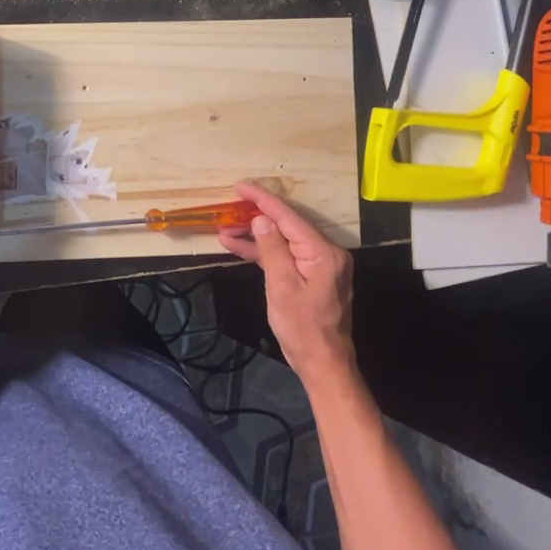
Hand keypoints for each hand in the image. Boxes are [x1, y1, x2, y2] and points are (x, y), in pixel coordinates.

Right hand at [218, 181, 356, 384]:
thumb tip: (262, 219)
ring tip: (225, 232)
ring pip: (283, 241)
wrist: (322, 363)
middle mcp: (326, 253)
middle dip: (254, 218)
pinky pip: (285, 256)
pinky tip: (239, 247)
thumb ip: (272, 249)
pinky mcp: (312, 276)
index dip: (262, 200)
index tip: (239, 186)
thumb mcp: (281, 286)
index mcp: (322, 253)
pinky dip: (264, 252)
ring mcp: (320, 265)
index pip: (288, 217)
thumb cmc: (302, 327)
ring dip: (255, 236)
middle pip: (286, 226)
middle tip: (226, 212)